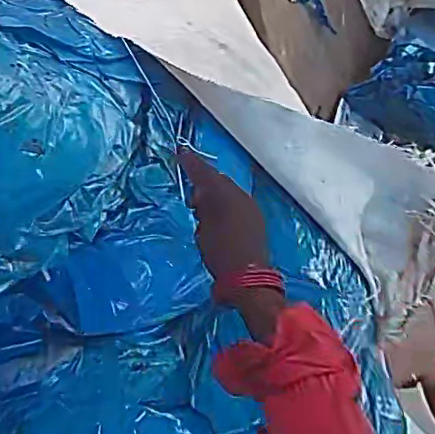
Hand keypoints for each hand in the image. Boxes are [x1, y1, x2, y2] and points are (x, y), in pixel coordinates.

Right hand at [178, 148, 268, 282]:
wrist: (248, 281)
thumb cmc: (221, 251)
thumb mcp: (204, 227)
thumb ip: (202, 205)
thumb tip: (200, 193)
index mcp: (231, 197)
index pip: (209, 174)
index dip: (193, 164)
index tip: (180, 153)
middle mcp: (244, 200)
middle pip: (220, 182)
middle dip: (204, 179)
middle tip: (187, 184)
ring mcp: (252, 213)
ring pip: (228, 193)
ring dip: (213, 194)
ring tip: (197, 203)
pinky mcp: (254, 225)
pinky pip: (234, 205)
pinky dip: (221, 205)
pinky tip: (213, 216)